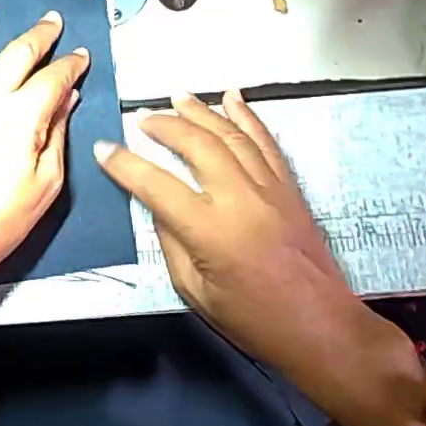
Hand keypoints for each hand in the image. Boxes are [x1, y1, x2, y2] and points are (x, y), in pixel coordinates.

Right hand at [93, 92, 422, 425]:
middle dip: (164, 126)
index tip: (103, 148)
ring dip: (201, 112)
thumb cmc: (251, 320)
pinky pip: (266, 142)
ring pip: (231, 135)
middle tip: (140, 118)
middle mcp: (240, 199)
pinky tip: (232, 98)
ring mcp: (270, 188)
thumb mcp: (192, 288)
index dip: (124, 164)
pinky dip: (248, 116)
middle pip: (196, 145)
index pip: (155, 184)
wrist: (323, 329)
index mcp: (210, 230)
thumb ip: (170, 239)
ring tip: (177, 97)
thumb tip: (157, 203)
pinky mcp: (290, 188)